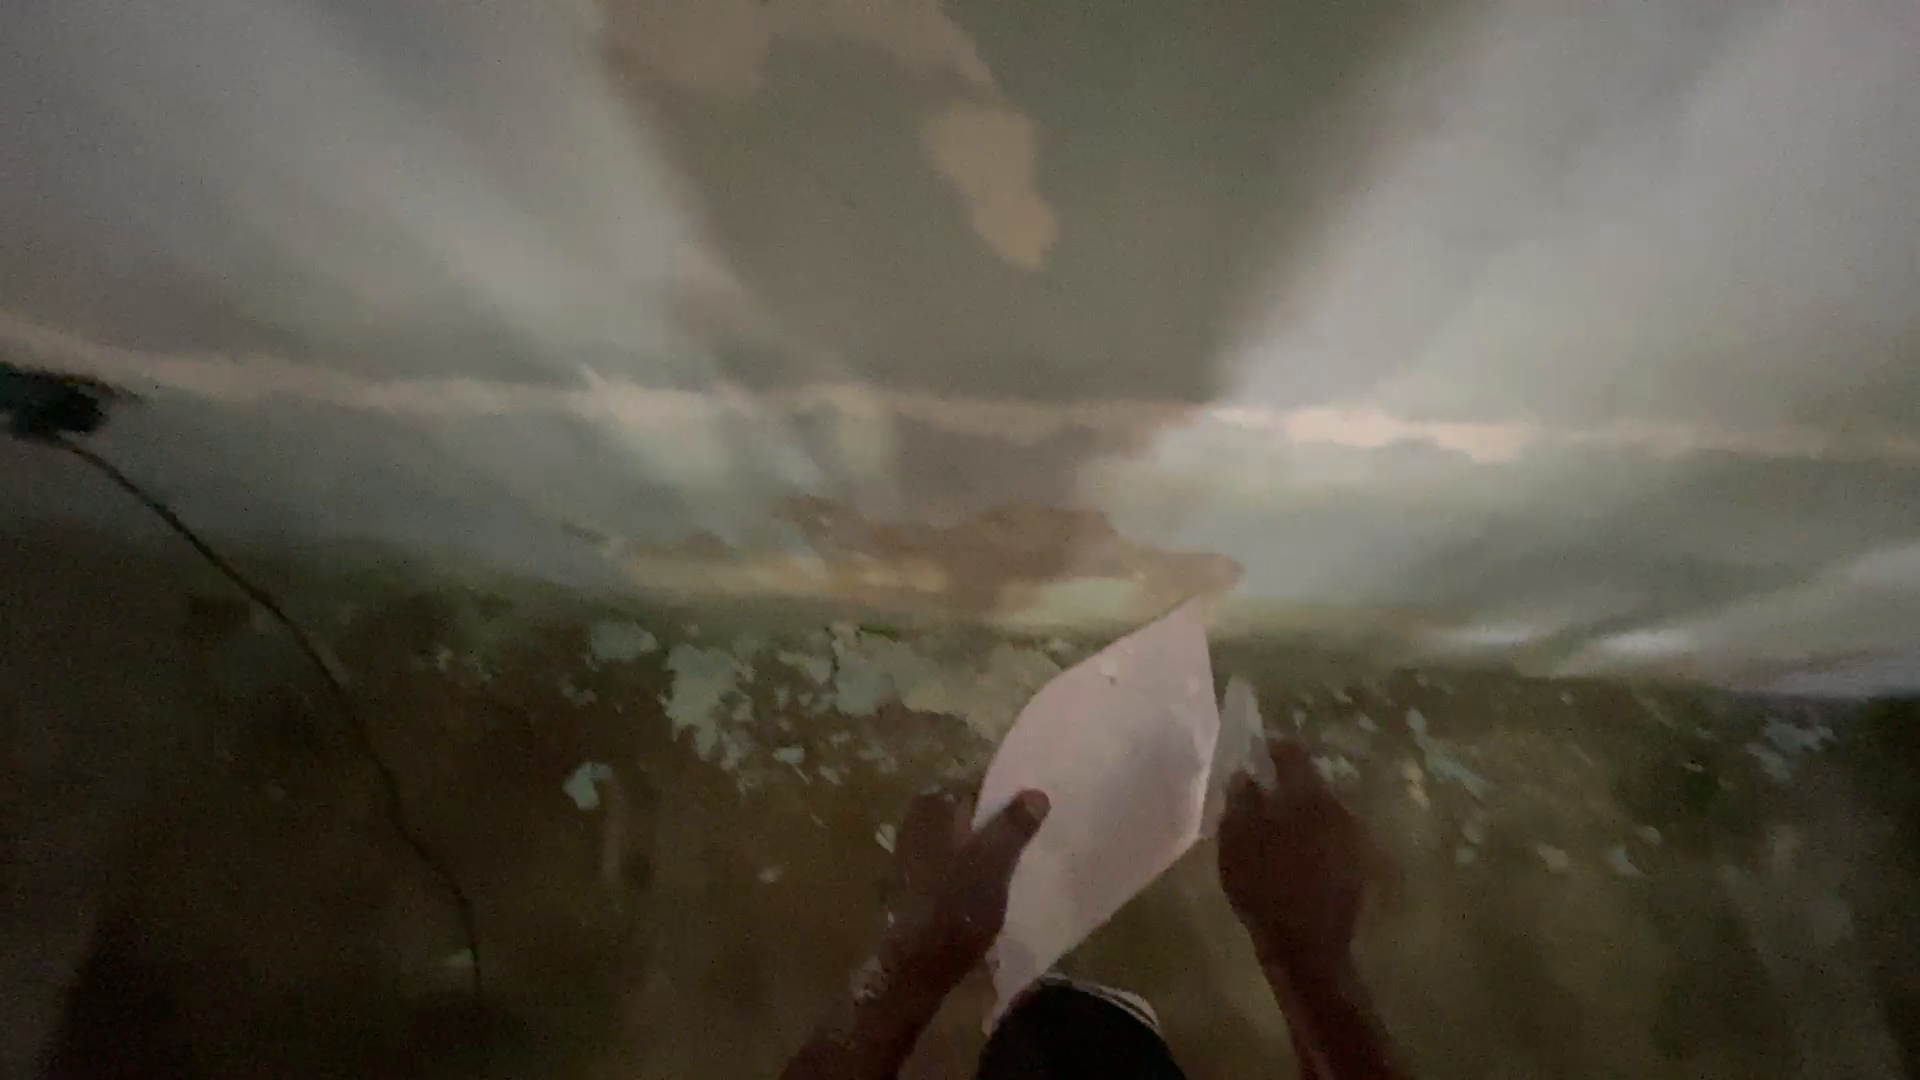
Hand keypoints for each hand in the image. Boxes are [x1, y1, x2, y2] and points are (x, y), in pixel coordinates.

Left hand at [881, 785, 1050, 993]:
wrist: (918, 966)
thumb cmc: (954, 906)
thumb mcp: (992, 862)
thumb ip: (1012, 826)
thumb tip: (1037, 793)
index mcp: (930, 808)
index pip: (974, 787)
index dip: (1004, 796)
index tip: (1031, 809)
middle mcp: (915, 823)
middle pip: (966, 814)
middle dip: (994, 822)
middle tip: (1030, 835)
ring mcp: (911, 854)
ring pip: (960, 839)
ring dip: (984, 846)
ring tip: (1017, 861)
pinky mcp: (914, 882)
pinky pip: (951, 862)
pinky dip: (970, 867)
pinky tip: (991, 885)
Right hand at [1218, 738, 1368, 973]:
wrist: (1308, 950)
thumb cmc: (1265, 886)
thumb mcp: (1236, 839)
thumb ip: (1240, 799)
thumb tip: (1245, 774)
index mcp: (1308, 796)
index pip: (1292, 752)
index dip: (1270, 747)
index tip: (1252, 752)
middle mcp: (1338, 809)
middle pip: (1309, 781)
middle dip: (1284, 782)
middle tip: (1257, 791)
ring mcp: (1354, 838)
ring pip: (1321, 809)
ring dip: (1299, 810)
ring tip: (1272, 824)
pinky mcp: (1358, 865)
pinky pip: (1330, 834)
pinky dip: (1311, 833)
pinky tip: (1292, 851)